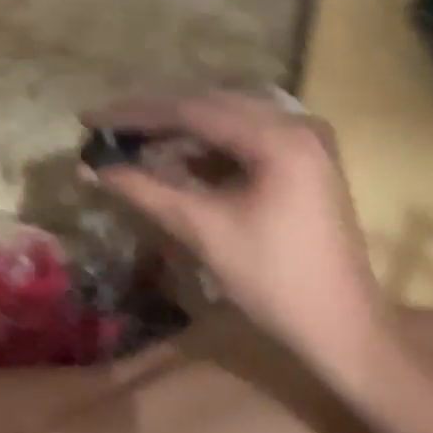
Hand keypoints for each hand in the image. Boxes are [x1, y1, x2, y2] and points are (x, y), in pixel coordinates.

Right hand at [84, 92, 388, 358]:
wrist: (343, 327)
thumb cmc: (273, 280)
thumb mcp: (202, 230)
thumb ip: (144, 190)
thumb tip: (89, 169)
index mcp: (278, 138)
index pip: (191, 110)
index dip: (134, 114)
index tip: (89, 119)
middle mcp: (297, 124)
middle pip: (209, 105)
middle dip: (154, 117)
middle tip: (105, 128)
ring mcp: (307, 141)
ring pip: (226, 118)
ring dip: (179, 129)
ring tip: (133, 141)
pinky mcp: (306, 160)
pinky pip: (245, 136)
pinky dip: (207, 145)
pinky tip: (176, 158)